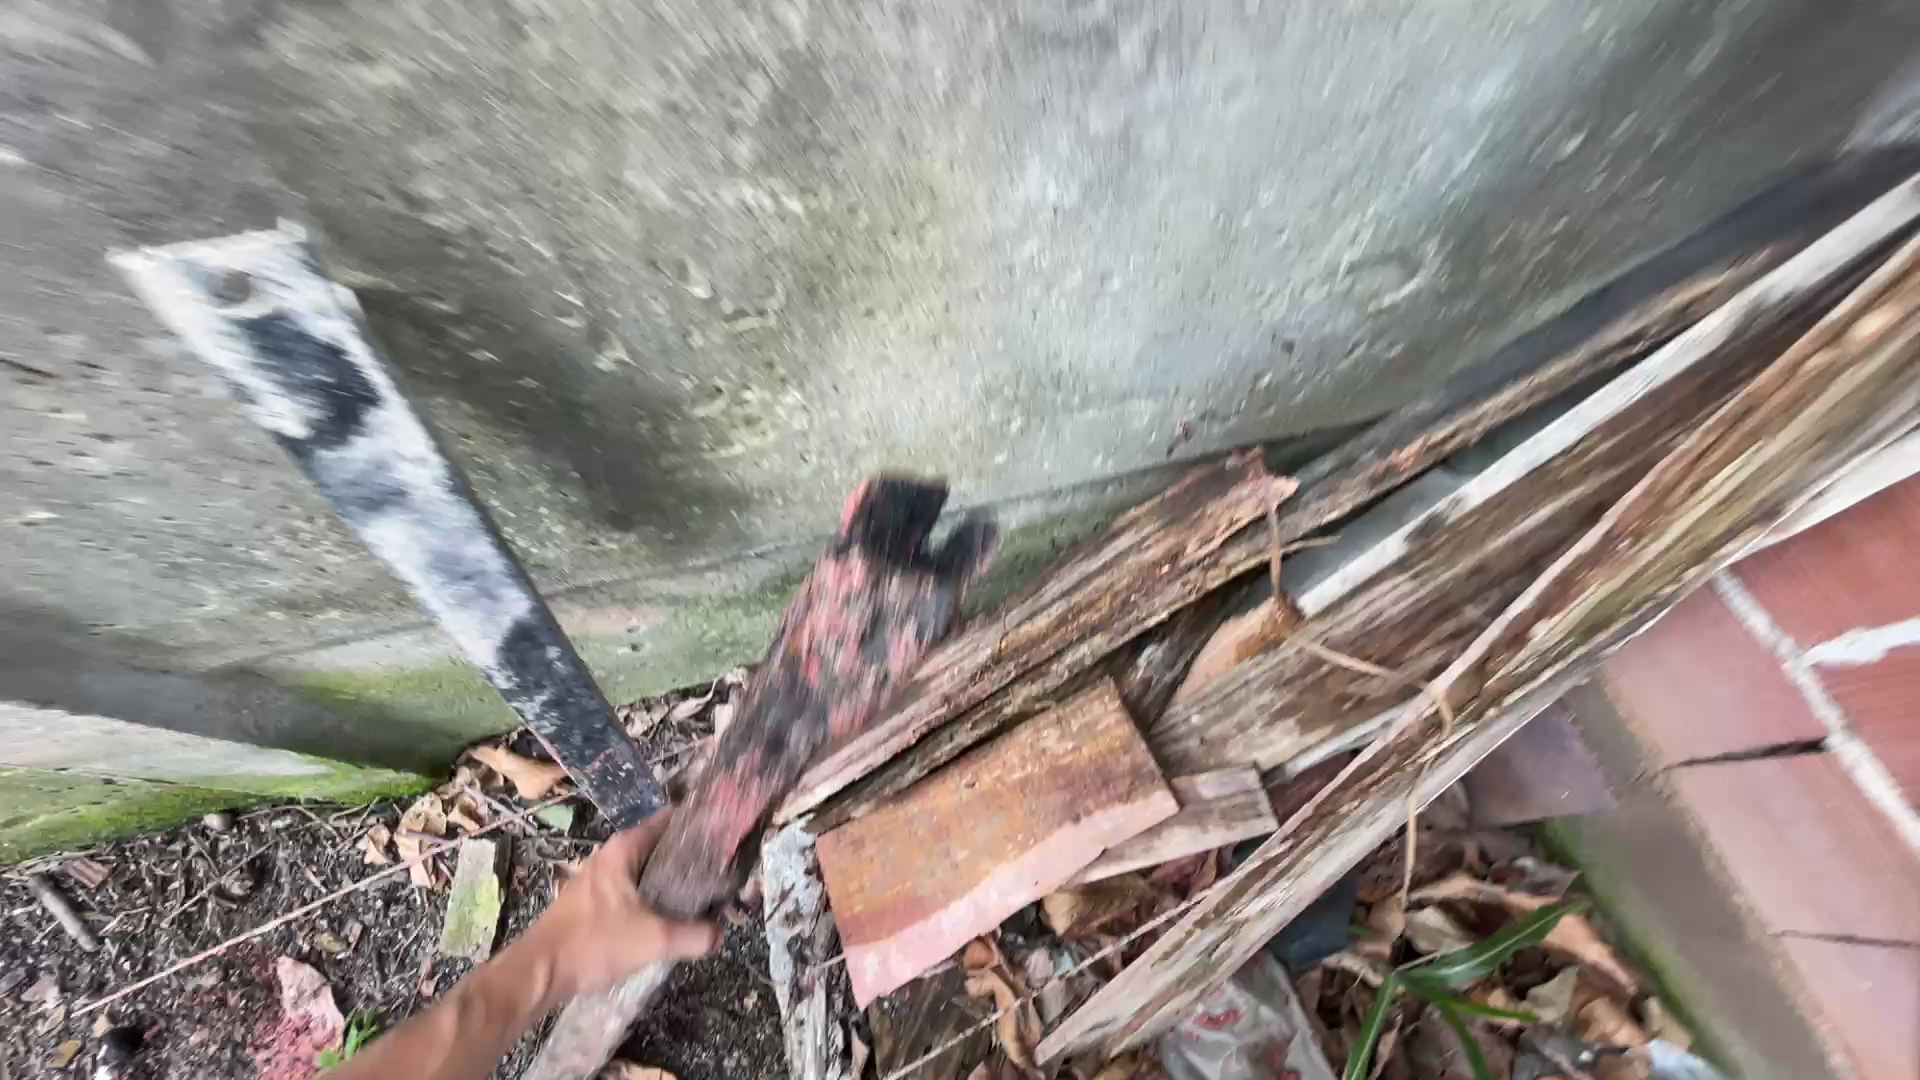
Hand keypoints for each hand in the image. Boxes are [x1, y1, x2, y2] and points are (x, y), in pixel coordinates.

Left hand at [522, 812, 719, 999]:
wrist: (536, 975)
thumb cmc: (594, 943)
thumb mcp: (654, 939)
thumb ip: (695, 935)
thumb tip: (721, 935)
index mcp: (626, 847)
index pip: (672, 818)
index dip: (701, 823)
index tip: (726, 835)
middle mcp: (613, 853)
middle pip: (662, 843)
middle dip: (691, 855)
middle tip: (721, 868)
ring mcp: (600, 875)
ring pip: (647, 867)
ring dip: (672, 877)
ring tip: (702, 891)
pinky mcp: (593, 898)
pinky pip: (634, 885)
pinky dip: (653, 893)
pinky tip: (669, 912)